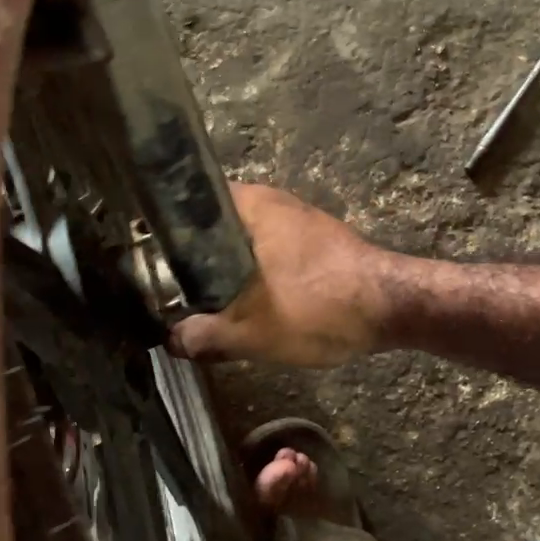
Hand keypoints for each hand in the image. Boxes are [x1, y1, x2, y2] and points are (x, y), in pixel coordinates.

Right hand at [170, 183, 396, 367]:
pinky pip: (267, 250)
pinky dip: (251, 270)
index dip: (163, 227)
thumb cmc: (317, 307)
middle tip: (167, 284)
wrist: (395, 309)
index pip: (189, 199)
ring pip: (242, 238)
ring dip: (223, 265)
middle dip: (191, 253)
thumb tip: (171, 340)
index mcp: (249, 204)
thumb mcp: (250, 332)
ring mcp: (297, 219)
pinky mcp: (317, 241)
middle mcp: (271, 201)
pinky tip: (241, 299)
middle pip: (213, 221)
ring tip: (197, 296)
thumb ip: (203, 336)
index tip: (144, 254)